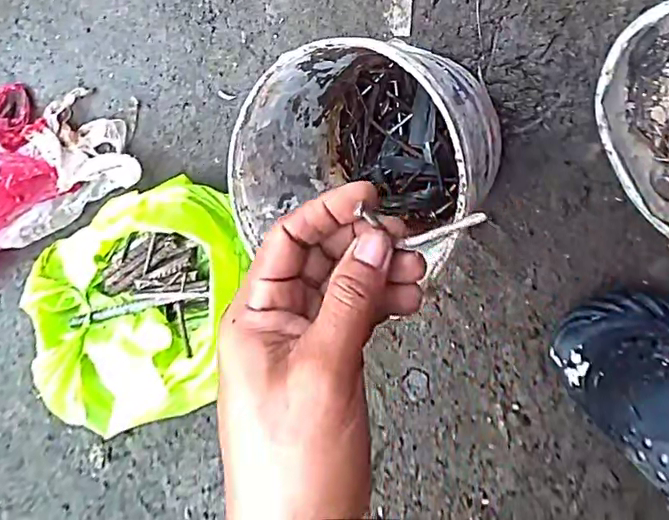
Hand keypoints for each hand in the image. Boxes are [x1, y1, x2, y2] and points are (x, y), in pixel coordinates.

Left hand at [218, 182, 425, 519]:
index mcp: (254, 314)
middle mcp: (276, 321)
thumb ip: (350, 298)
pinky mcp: (330, 358)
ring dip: (381, 271)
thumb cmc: (289, 472)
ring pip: (346, 282)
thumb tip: (371, 243)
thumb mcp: (323, 369)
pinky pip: (359, 310)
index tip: (364, 197)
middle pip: (323, 257)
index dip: (327, 211)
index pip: (288, 238)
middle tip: (402, 238)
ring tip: (414, 271)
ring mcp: (305, 339)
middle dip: (364, 244)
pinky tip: (405, 298)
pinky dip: (384, 300)